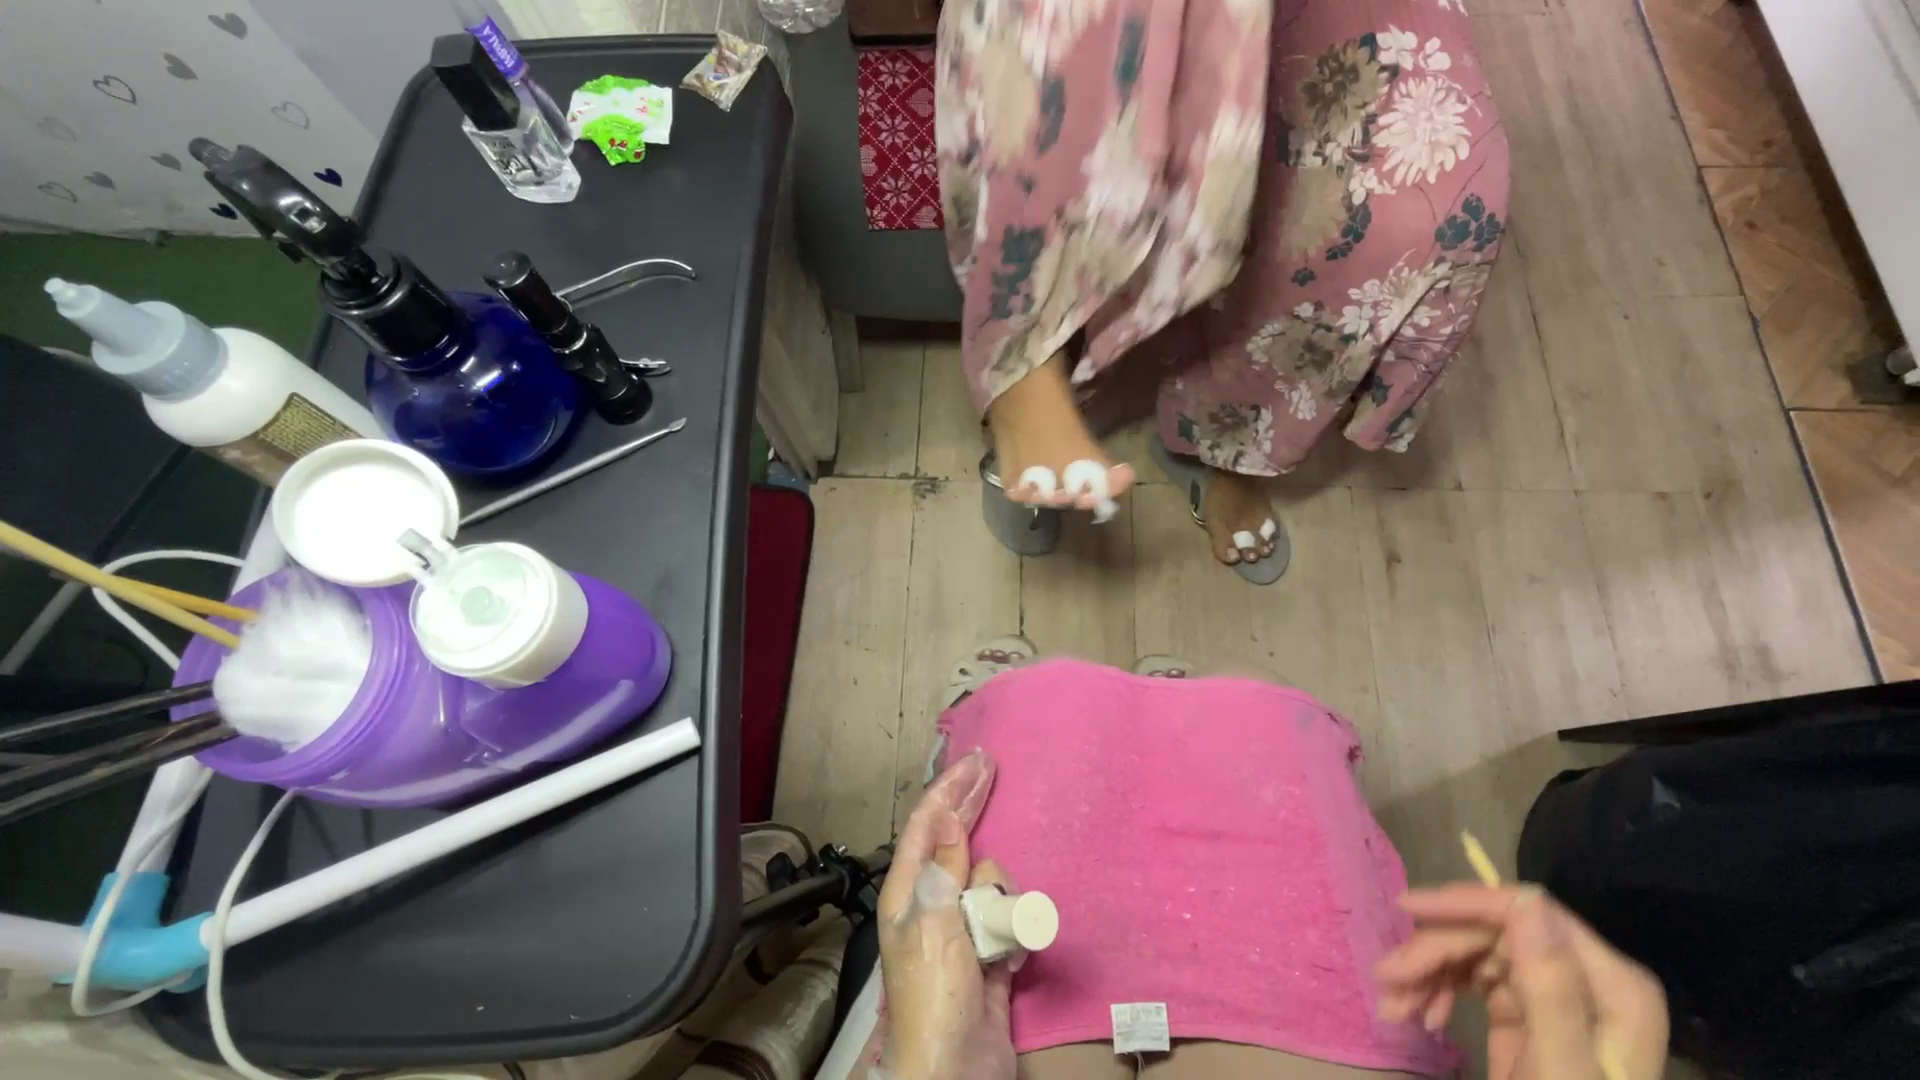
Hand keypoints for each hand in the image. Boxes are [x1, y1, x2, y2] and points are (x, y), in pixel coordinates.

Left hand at [863, 751, 1016, 1079]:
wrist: (956, 1072)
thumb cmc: (935, 997)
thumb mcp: (934, 926)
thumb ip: (942, 869)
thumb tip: (945, 814)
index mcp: (908, 892)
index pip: (928, 825)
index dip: (950, 789)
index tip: (976, 761)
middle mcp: (932, 902)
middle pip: (954, 840)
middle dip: (970, 805)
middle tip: (990, 767)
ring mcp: (960, 928)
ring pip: (989, 883)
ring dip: (999, 900)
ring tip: (995, 933)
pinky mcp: (988, 953)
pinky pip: (1006, 919)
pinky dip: (1013, 930)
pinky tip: (1011, 953)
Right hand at [1375, 885, 1668, 1079]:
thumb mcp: (1560, 1068)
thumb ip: (1550, 990)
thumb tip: (1526, 902)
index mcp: (1611, 983)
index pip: (1528, 912)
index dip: (1464, 904)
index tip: (1404, 910)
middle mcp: (1584, 977)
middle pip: (1492, 932)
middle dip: (1434, 950)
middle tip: (1388, 978)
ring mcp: (1552, 992)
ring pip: (1473, 951)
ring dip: (1428, 971)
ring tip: (1394, 1004)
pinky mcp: (1522, 1010)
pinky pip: (1471, 978)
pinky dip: (1438, 989)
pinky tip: (1421, 1015)